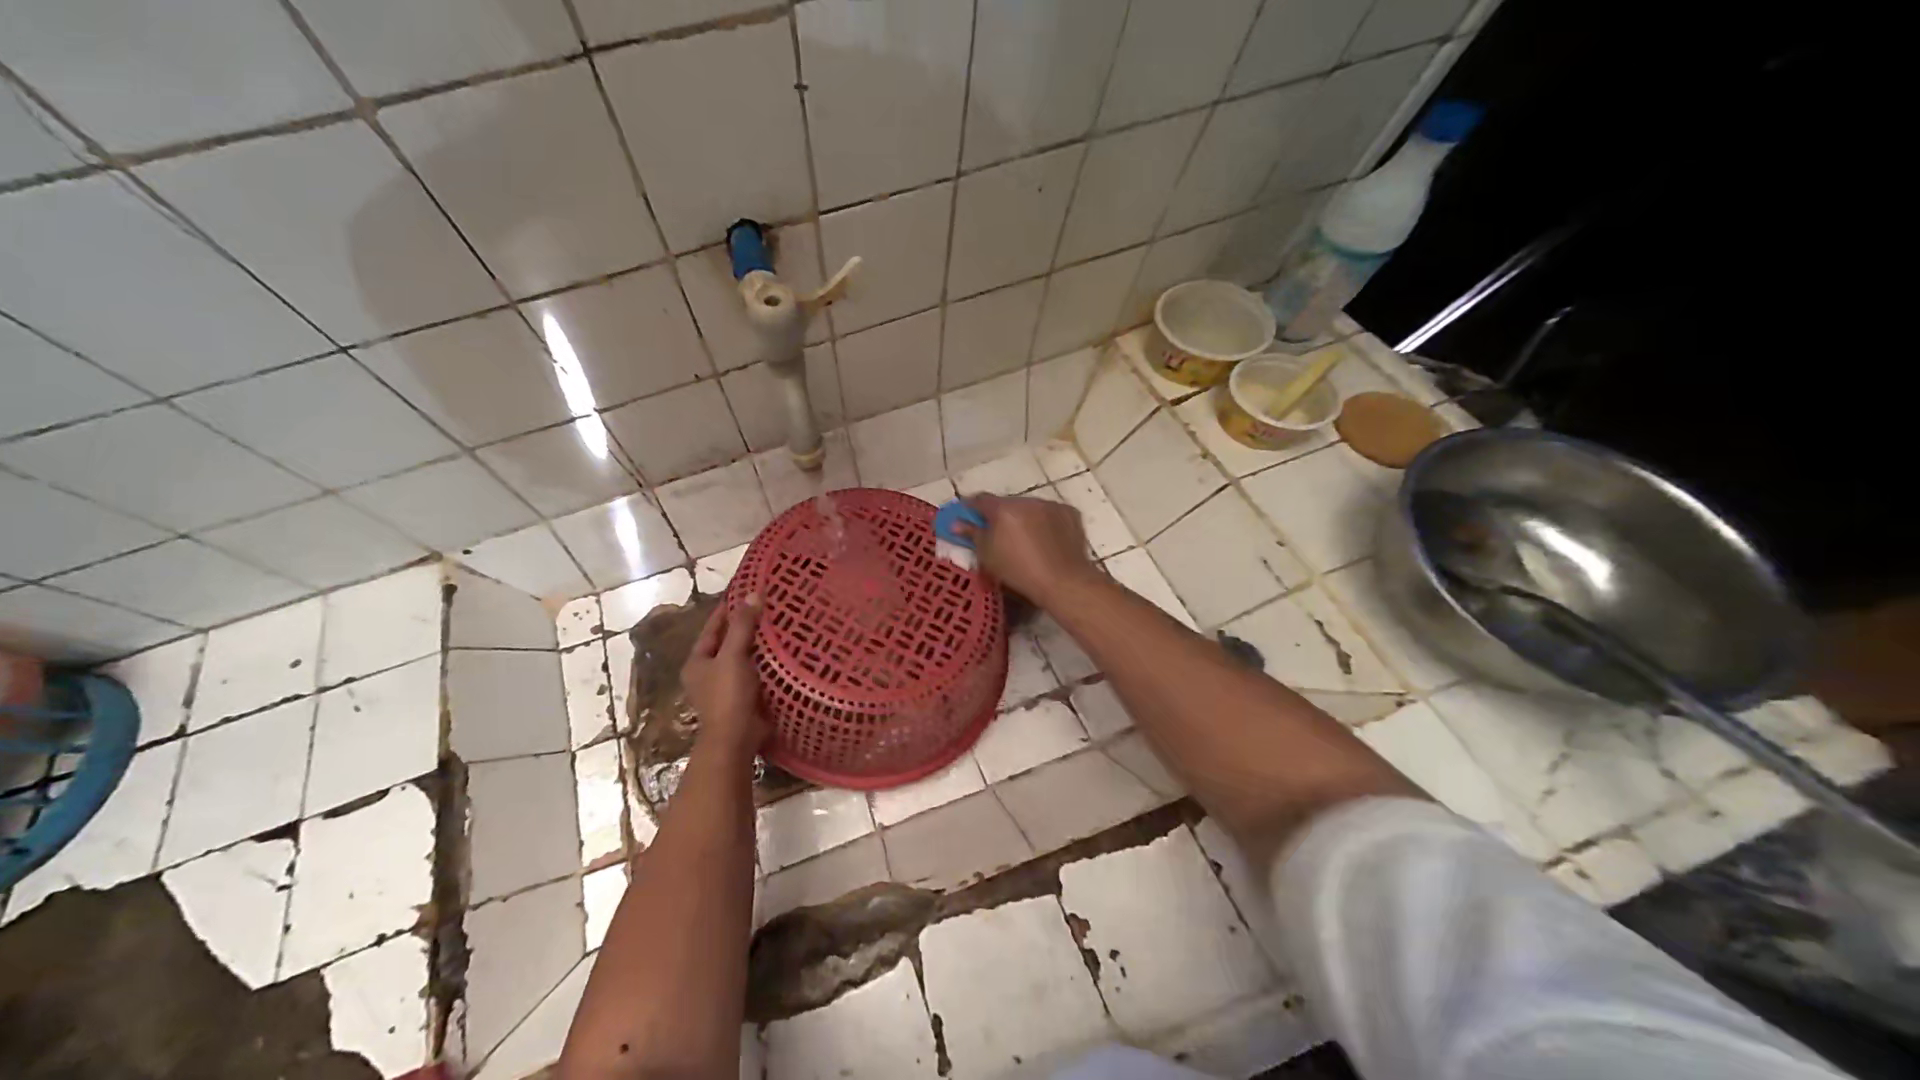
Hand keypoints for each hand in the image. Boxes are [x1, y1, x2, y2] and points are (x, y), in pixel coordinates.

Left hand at [681, 595, 769, 757]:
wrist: (736, 739)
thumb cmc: (727, 695)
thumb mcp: (732, 656)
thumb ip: (742, 626)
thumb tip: (753, 594)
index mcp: (697, 662)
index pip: (712, 627)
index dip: (727, 609)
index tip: (744, 590)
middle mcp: (708, 673)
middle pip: (727, 642)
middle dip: (745, 626)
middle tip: (768, 606)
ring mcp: (726, 687)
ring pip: (743, 658)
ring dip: (758, 645)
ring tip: (780, 625)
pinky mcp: (744, 698)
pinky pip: (756, 673)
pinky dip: (767, 663)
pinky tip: (784, 653)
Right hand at [956, 494, 1100, 606]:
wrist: (1064, 581)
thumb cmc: (1019, 571)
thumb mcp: (987, 556)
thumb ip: (972, 534)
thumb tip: (956, 523)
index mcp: (1003, 509)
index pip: (979, 499)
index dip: (971, 508)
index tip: (967, 518)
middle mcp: (1027, 500)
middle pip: (1007, 504)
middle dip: (1000, 516)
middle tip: (998, 536)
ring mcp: (1051, 505)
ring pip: (1030, 508)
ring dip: (1024, 518)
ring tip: (1026, 541)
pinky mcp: (1070, 513)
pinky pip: (1051, 514)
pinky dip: (1046, 523)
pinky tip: (1047, 541)